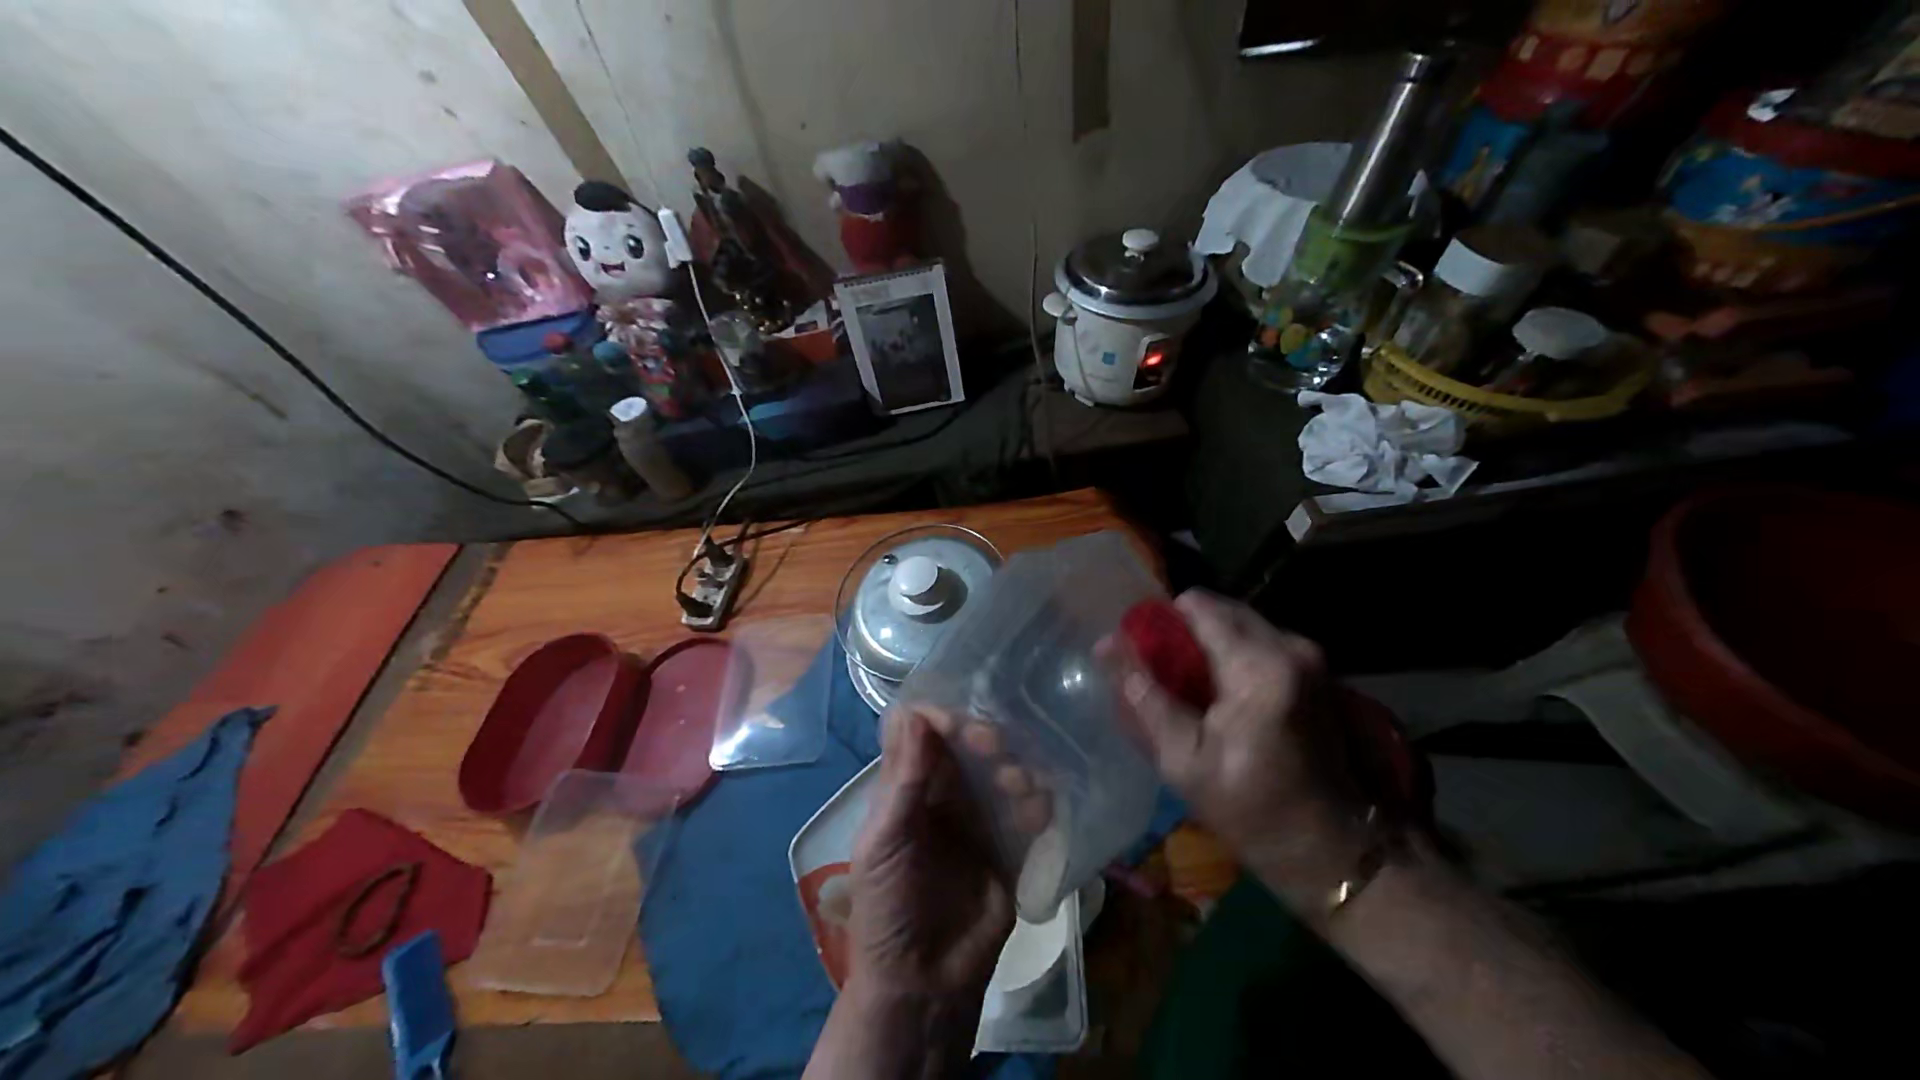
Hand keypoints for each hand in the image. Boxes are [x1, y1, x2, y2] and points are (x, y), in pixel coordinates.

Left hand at [847, 707, 1013, 1003]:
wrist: (922, 983)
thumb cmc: (887, 908)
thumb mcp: (883, 842)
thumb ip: (903, 780)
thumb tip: (914, 713)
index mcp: (908, 788)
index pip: (924, 732)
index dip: (941, 717)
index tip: (959, 721)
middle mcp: (946, 795)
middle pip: (969, 745)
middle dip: (984, 736)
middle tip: (993, 744)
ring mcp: (981, 820)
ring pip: (1003, 772)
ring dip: (1015, 766)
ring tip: (1019, 784)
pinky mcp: (1010, 848)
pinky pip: (1030, 814)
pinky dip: (1039, 803)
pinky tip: (1040, 809)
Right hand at [1115, 590, 1372, 917]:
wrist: (1330, 847)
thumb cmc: (1250, 809)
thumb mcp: (1181, 758)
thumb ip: (1144, 694)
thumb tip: (1106, 644)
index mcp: (1257, 666)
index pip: (1197, 606)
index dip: (1161, 622)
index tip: (1144, 654)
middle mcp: (1289, 646)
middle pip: (1221, 609)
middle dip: (1186, 633)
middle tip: (1164, 675)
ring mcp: (1309, 656)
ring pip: (1240, 624)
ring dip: (1210, 646)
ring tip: (1192, 690)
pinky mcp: (1317, 670)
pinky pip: (1260, 642)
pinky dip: (1234, 657)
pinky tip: (1223, 698)